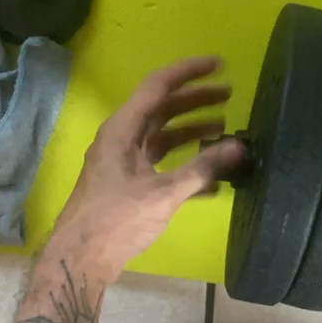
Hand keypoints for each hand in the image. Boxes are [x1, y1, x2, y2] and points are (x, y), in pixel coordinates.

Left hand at [48, 56, 244, 275]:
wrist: (83, 257)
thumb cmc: (117, 219)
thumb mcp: (164, 193)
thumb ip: (202, 168)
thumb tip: (238, 147)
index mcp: (123, 129)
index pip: (158, 86)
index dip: (189, 72)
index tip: (220, 65)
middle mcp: (122, 139)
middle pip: (162, 109)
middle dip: (195, 101)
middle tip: (229, 96)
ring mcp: (124, 163)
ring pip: (162, 137)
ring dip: (191, 132)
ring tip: (224, 130)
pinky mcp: (129, 185)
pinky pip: (160, 164)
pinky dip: (184, 164)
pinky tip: (210, 175)